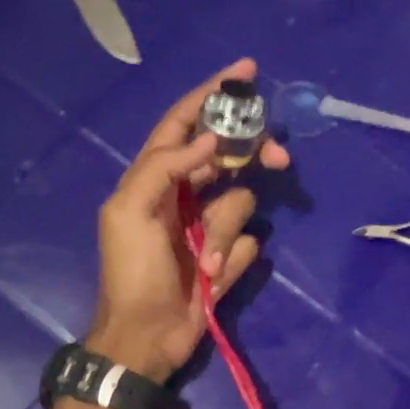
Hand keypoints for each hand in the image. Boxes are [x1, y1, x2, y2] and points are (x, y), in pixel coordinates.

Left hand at [86, 59, 290, 382]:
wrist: (145, 338)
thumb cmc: (131, 274)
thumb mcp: (130, 212)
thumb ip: (164, 167)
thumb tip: (209, 138)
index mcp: (153, 177)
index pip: (184, 123)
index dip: (212, 94)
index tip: (247, 70)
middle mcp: (182, 193)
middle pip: (227, 157)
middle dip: (250, 159)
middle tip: (279, 160)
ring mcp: (206, 226)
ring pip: (240, 203)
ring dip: (224, 236)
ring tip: (206, 268)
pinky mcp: (226, 256)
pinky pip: (248, 241)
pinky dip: (234, 258)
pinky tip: (214, 281)